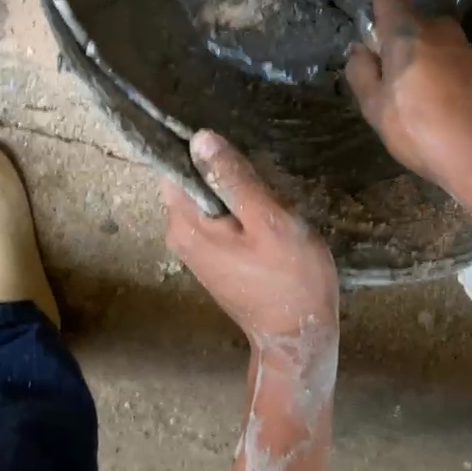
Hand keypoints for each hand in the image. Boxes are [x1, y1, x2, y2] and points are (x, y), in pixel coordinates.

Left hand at [162, 131, 339, 348]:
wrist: (297, 338)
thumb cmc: (290, 278)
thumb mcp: (269, 220)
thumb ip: (234, 178)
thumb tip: (200, 137)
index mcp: (186, 223)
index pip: (174, 165)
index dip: (197, 145)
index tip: (227, 133)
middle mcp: (180, 234)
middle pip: (190, 179)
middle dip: (220, 167)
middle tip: (257, 165)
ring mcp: (195, 248)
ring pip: (206, 197)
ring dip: (231, 186)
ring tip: (264, 184)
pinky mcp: (212, 257)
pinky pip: (216, 215)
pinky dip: (235, 206)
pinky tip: (261, 206)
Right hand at [345, 0, 471, 204]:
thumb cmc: (423, 129)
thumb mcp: (376, 109)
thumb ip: (362, 73)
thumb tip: (359, 50)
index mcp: (408, 31)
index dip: (378, 7)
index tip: (372, 34)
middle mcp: (442, 31)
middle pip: (417, 22)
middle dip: (404, 42)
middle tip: (393, 79)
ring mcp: (471, 51)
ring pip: (440, 46)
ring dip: (429, 64)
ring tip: (422, 103)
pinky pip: (459, 67)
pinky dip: (450, 81)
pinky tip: (447, 113)